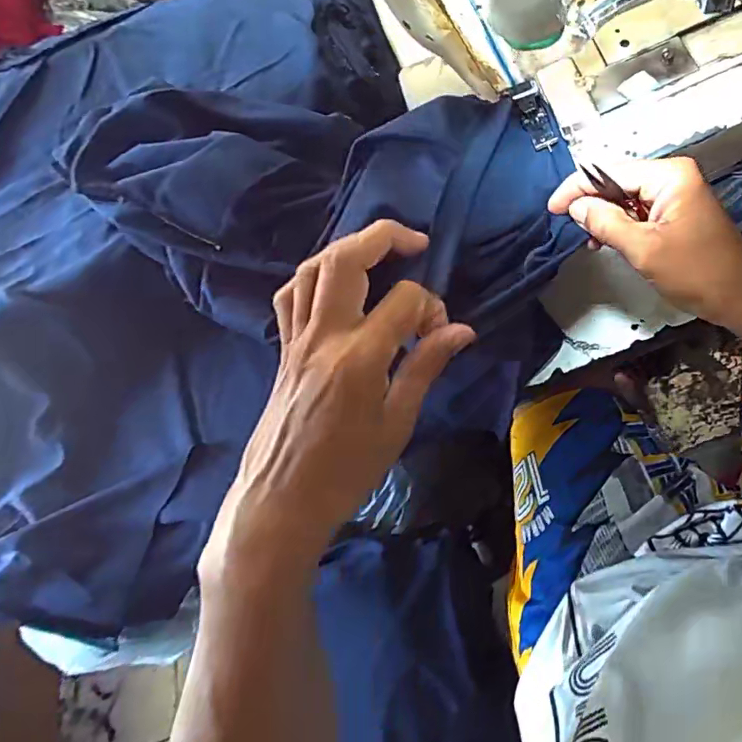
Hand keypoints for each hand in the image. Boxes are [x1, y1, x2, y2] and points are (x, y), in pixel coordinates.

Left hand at [200, 221, 474, 578]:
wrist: (280, 504)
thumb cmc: (347, 470)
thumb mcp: (398, 421)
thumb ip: (426, 365)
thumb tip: (462, 329)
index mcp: (360, 356)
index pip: (405, 299)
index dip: (432, 306)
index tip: (439, 333)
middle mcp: (324, 336)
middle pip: (346, 259)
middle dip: (384, 237)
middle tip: (416, 242)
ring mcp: (296, 339)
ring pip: (312, 268)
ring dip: (347, 248)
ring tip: (378, 253)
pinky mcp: (282, 349)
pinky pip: (290, 295)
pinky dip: (314, 276)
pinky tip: (334, 286)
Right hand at [548, 157, 741, 330]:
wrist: (741, 299)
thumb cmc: (700, 273)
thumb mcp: (644, 249)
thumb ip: (606, 223)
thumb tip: (577, 206)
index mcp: (670, 175)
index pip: (611, 171)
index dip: (578, 188)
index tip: (554, 207)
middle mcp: (674, 177)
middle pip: (619, 181)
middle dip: (592, 202)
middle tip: (568, 223)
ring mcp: (678, 194)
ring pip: (627, 198)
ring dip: (606, 216)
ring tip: (590, 238)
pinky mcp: (678, 213)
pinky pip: (641, 211)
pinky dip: (623, 225)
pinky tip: (609, 240)